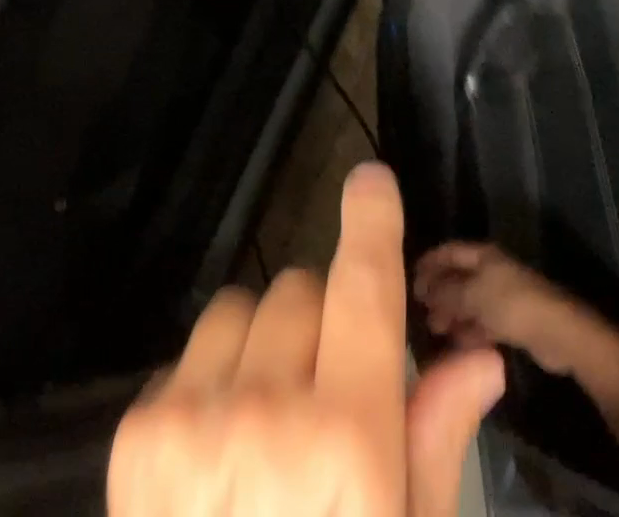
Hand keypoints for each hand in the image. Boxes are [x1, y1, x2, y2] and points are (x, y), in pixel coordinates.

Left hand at [107, 163, 505, 516]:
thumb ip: (437, 438)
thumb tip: (480, 358)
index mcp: (348, 439)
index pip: (363, 294)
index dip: (371, 226)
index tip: (373, 180)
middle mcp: (265, 409)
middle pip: (299, 290)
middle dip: (326, 314)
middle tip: (336, 375)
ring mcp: (190, 414)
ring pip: (241, 309)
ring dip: (268, 335)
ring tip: (276, 404)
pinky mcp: (138, 427)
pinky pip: (190, 352)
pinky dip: (217, 372)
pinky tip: (225, 437)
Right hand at [414, 242, 618, 378]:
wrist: (560, 334)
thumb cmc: (510, 304)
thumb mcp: (468, 294)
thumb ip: (442, 292)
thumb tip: (423, 293)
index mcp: (483, 256)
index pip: (447, 251)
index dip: (427, 263)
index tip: (409, 279)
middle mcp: (493, 272)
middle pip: (458, 278)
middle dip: (438, 292)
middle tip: (420, 309)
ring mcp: (505, 298)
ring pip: (470, 303)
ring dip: (452, 315)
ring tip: (436, 330)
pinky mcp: (515, 322)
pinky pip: (484, 323)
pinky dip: (470, 331)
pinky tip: (457, 343)